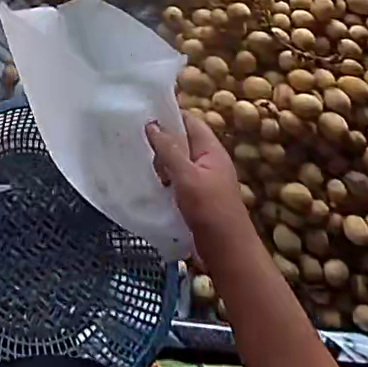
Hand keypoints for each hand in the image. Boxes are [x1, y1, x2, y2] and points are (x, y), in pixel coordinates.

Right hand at [147, 115, 250, 262]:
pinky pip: (176, 178)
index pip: (189, 120)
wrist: (228, 254)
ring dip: (160, 162)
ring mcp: (202, 179)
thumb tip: (151, 123)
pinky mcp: (196, 197)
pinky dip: (164, 178)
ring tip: (142, 164)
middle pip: (181, 140)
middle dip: (161, 140)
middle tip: (139, 143)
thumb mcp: (187, 176)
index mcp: (211, 149)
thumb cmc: (210, 210)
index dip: (168, 114)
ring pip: (176, 161)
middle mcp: (208, 161)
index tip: (142, 112)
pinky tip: (150, 182)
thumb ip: (168, 149)